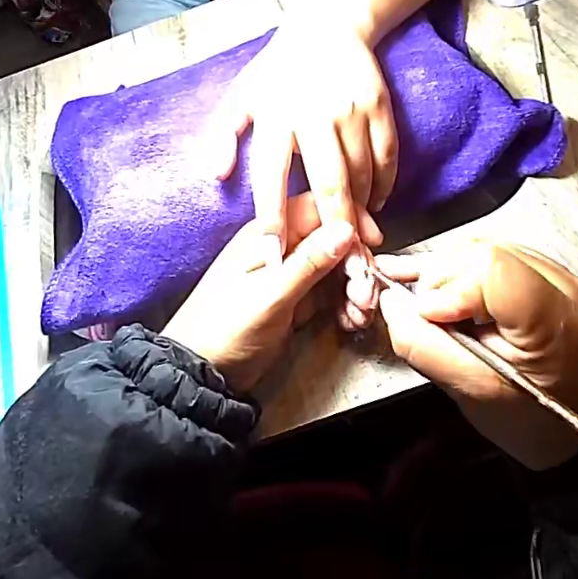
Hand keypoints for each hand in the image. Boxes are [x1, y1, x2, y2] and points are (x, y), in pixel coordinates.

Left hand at [162, 216, 355, 392]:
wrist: (205, 369)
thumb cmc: (227, 327)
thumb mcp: (271, 295)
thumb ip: (308, 262)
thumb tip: (346, 228)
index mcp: (269, 233)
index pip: (318, 209)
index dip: (349, 222)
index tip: (373, 244)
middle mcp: (281, 247)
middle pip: (333, 240)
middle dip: (356, 265)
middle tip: (365, 295)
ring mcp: (290, 273)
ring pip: (336, 268)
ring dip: (355, 288)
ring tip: (359, 314)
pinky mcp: (296, 298)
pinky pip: (331, 292)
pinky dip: (345, 304)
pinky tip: (350, 321)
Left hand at [211, 23, 395, 249]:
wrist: (326, 28)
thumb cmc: (276, 70)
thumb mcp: (240, 96)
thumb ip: (222, 136)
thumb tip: (214, 176)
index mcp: (275, 117)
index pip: (271, 178)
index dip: (272, 220)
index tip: (273, 257)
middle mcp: (314, 115)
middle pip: (329, 184)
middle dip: (333, 229)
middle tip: (336, 263)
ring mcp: (351, 110)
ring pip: (362, 175)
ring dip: (360, 211)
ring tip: (355, 237)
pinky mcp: (379, 106)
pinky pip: (388, 157)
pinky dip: (385, 186)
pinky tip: (376, 202)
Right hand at [369, 245, 577, 469]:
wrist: (556, 418)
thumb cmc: (528, 416)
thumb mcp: (469, 390)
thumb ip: (422, 344)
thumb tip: (392, 302)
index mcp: (554, 321)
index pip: (491, 270)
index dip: (448, 287)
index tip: (432, 316)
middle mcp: (561, 287)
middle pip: (475, 254)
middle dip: (439, 283)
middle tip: (432, 318)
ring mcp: (549, 272)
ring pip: (470, 249)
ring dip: (441, 277)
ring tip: (435, 309)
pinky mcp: (530, 266)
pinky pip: (476, 252)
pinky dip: (445, 270)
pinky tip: (420, 279)